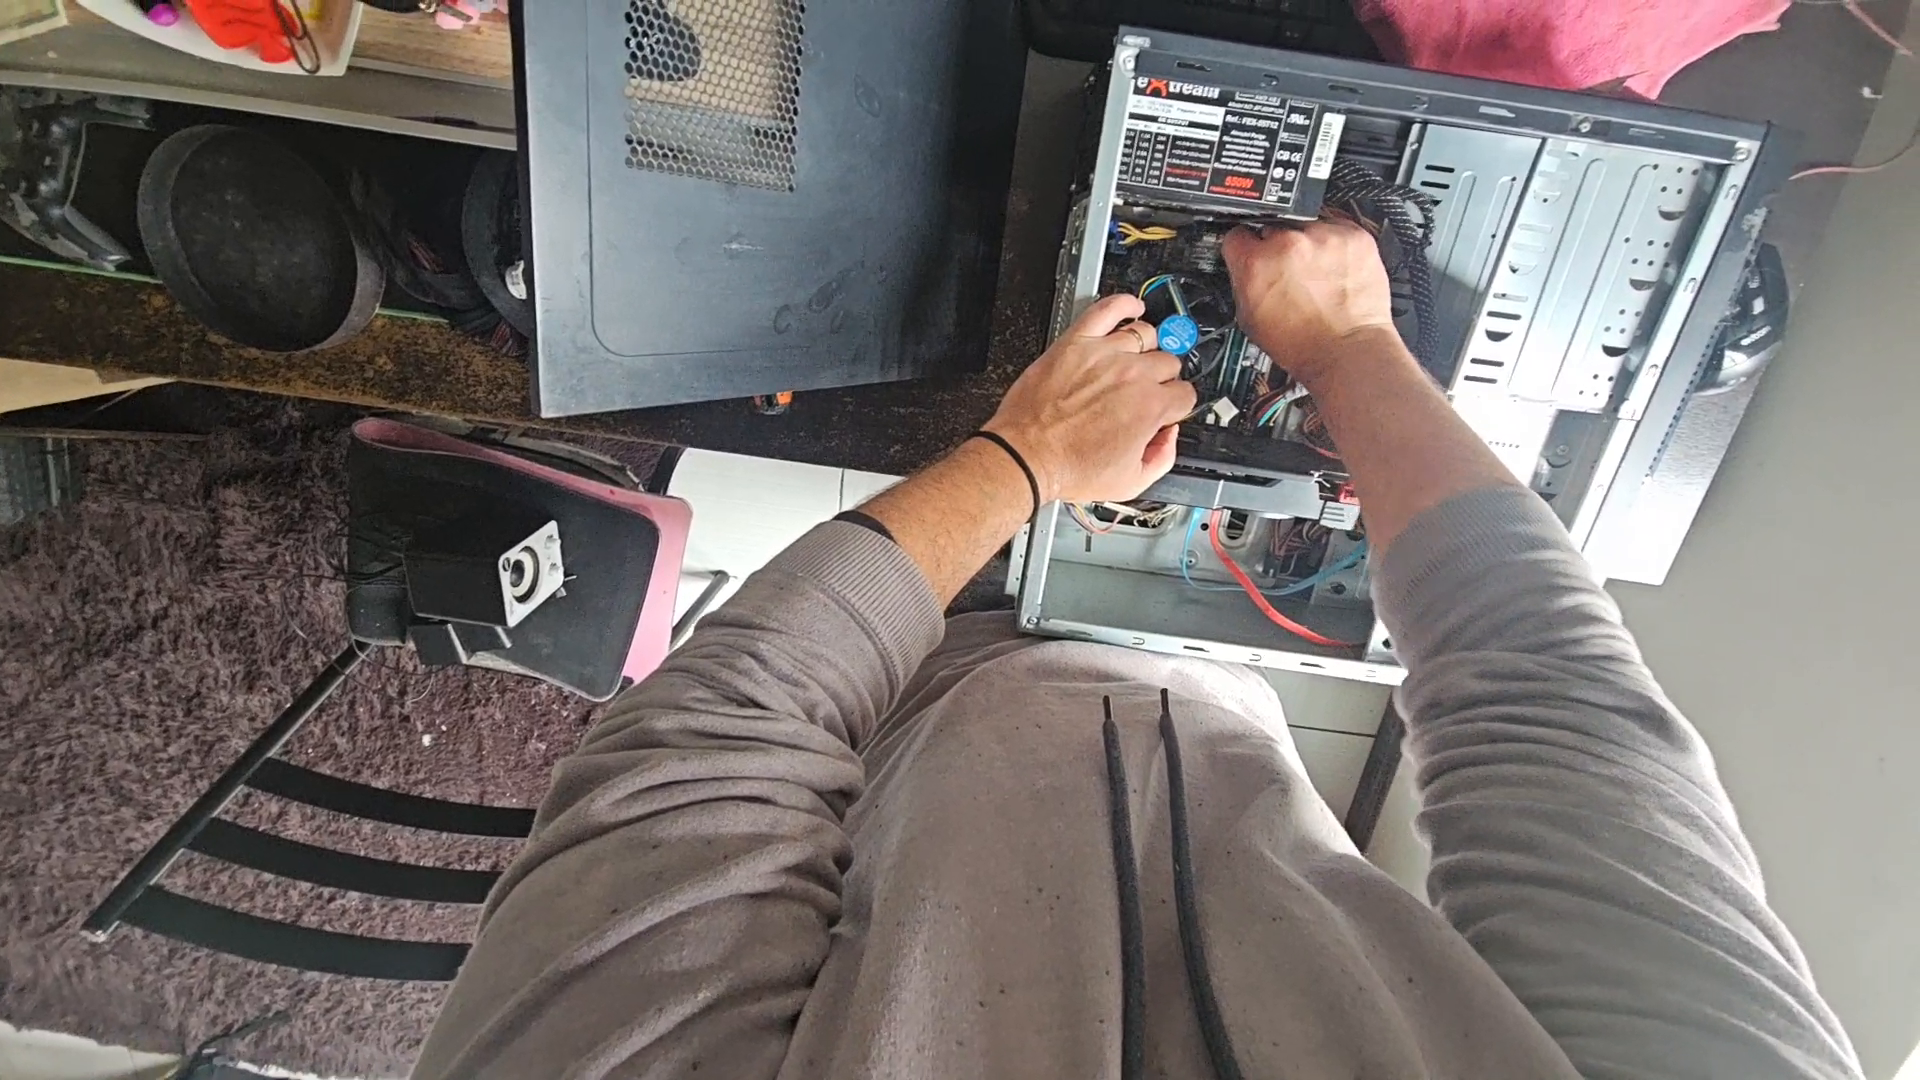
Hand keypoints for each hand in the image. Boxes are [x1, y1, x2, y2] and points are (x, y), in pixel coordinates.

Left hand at [982, 294, 1197, 503]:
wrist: (1026, 456)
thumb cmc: (1067, 467)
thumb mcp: (1129, 483)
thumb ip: (1162, 458)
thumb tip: (1168, 437)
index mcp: (1149, 407)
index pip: (1185, 394)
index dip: (1176, 405)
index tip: (1164, 409)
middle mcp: (1131, 375)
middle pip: (1168, 361)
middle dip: (1162, 378)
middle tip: (1146, 390)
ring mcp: (1104, 354)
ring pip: (1145, 333)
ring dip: (1147, 347)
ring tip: (1136, 360)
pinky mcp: (1076, 343)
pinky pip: (1107, 309)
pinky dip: (1124, 304)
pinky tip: (1131, 309)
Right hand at [1222, 221, 1398, 388]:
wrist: (1344, 348)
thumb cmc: (1300, 342)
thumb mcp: (1249, 318)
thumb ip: (1243, 282)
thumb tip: (1244, 268)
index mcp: (1255, 264)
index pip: (1236, 235)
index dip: (1242, 246)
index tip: (1248, 251)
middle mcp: (1287, 244)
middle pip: (1271, 229)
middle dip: (1275, 248)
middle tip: (1287, 274)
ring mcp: (1322, 236)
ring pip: (1305, 227)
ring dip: (1307, 245)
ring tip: (1314, 275)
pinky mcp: (1353, 235)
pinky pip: (1337, 229)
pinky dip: (1334, 246)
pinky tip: (1333, 271)